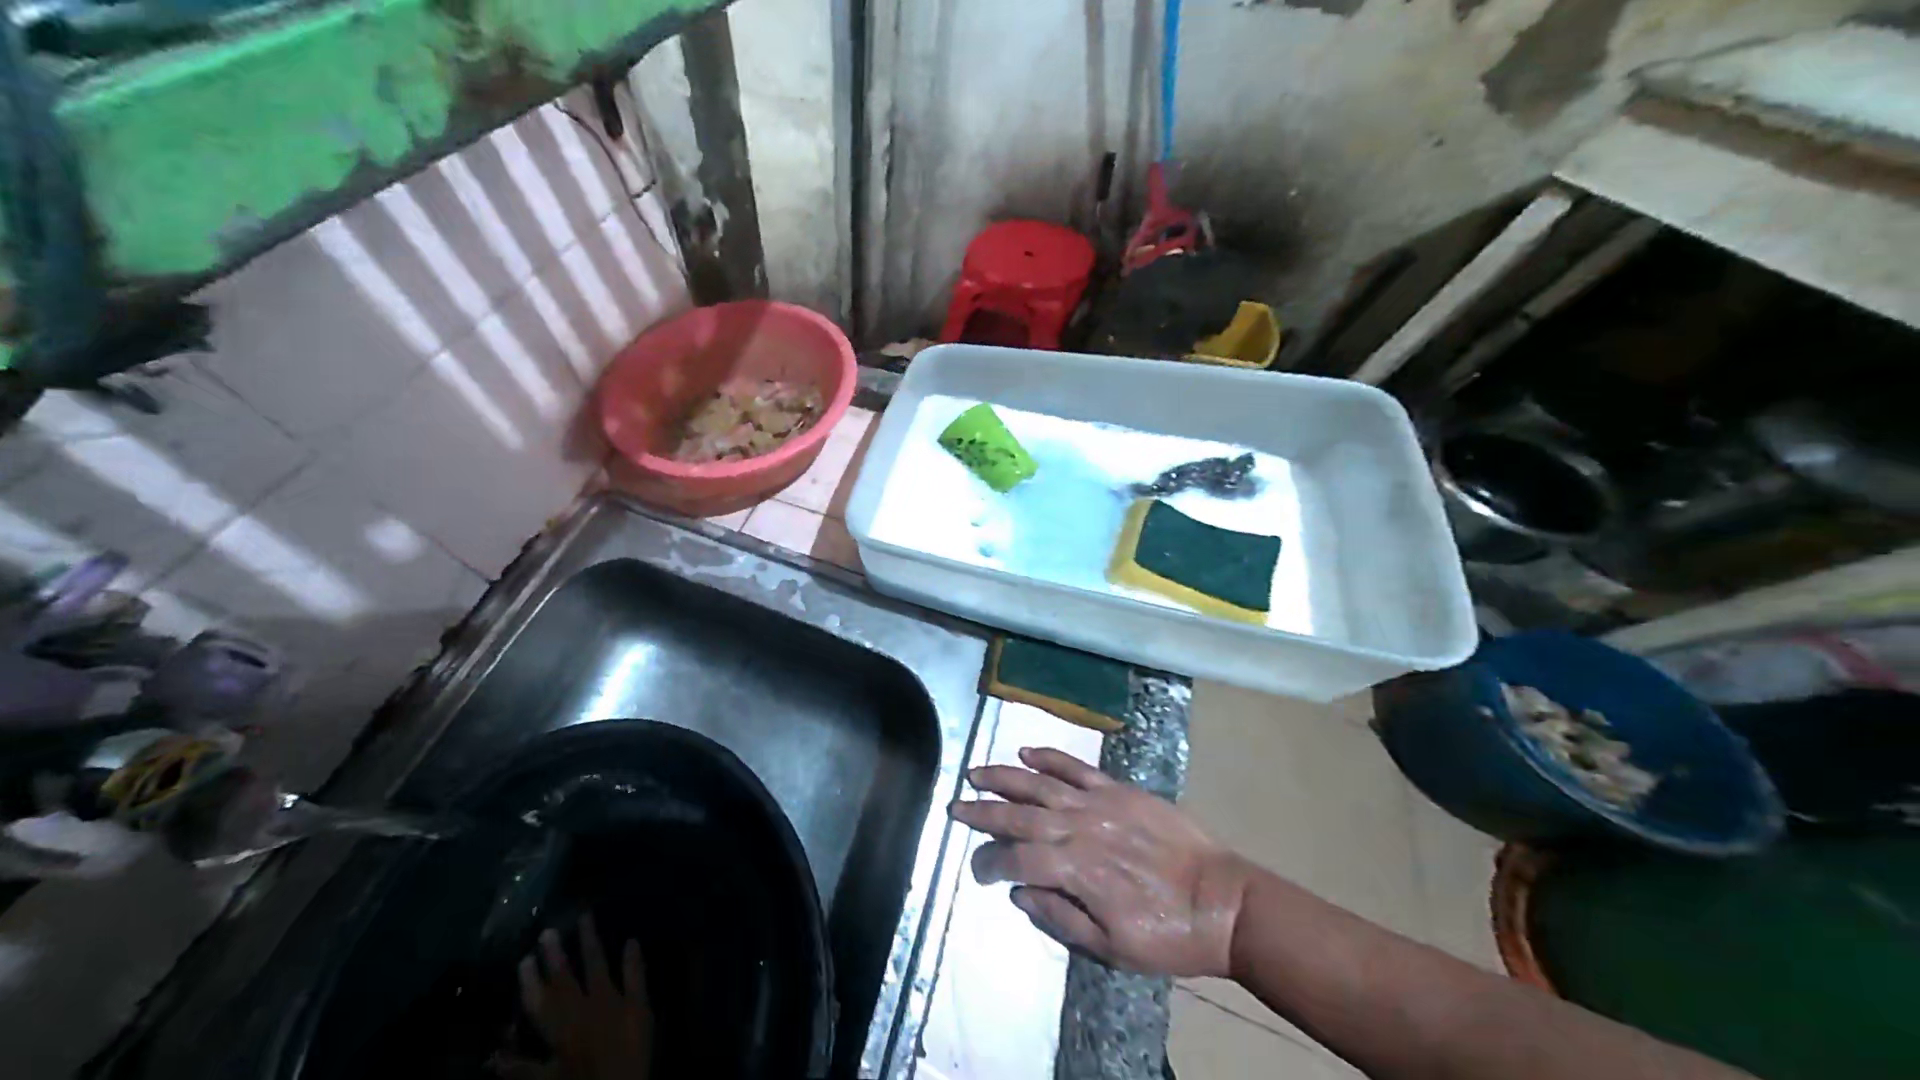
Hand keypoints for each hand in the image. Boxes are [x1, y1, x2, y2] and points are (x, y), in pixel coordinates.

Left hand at [493, 914, 651, 1079]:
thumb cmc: (634, 1050)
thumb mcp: (643, 1009)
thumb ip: (636, 976)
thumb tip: (631, 942)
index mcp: (601, 999)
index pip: (594, 961)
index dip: (588, 937)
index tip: (582, 916)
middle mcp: (576, 1015)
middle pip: (562, 981)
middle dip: (553, 956)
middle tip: (544, 935)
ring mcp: (557, 1042)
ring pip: (540, 1011)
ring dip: (531, 987)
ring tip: (523, 965)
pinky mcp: (546, 1070)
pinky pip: (523, 1065)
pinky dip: (508, 1061)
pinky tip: (493, 1056)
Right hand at [949, 747, 1253, 977]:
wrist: (1223, 901)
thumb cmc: (1167, 935)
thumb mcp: (1111, 948)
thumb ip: (1060, 917)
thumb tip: (1020, 892)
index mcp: (1076, 870)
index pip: (1017, 859)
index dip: (990, 863)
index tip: (977, 870)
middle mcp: (1080, 829)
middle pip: (1019, 815)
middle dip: (982, 812)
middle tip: (955, 807)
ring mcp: (1100, 803)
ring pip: (1041, 783)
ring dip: (1005, 777)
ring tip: (976, 772)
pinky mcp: (1120, 789)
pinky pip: (1077, 767)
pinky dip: (1051, 756)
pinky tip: (1027, 751)